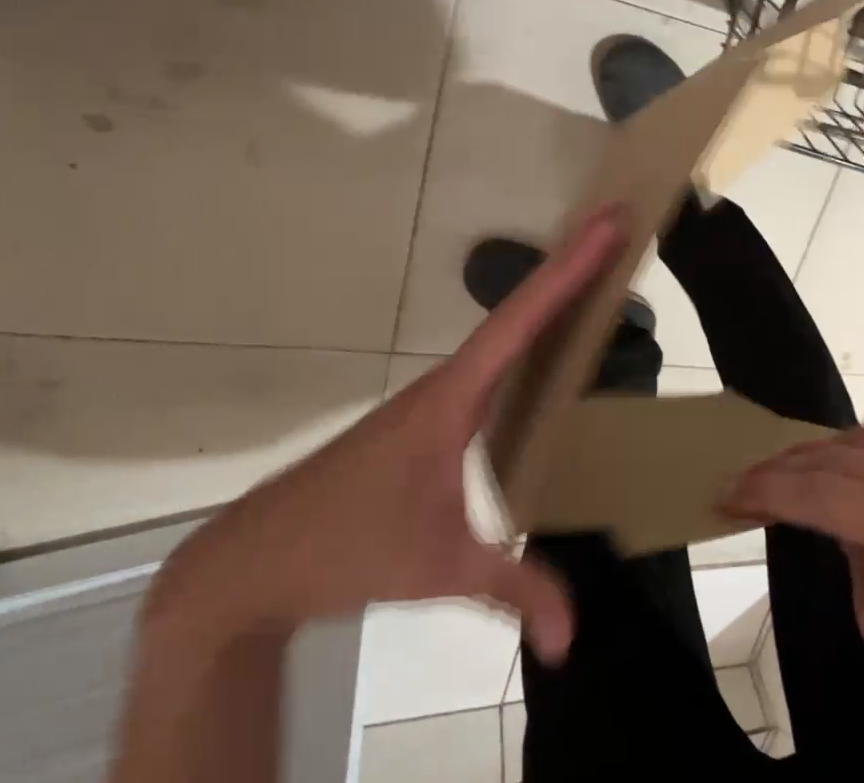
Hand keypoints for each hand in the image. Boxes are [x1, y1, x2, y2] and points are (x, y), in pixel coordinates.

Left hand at [143, 208, 625, 661]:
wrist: (245, 568)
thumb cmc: (341, 552)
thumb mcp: (438, 572)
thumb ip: (514, 592)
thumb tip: (571, 639)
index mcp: (452, 401)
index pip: (520, 322)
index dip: (566, 271)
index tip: (605, 224)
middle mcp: (445, 386)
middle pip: (518, 310)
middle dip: (570, 266)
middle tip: (618, 226)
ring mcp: (435, 401)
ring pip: (503, 334)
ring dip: (550, 297)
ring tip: (600, 271)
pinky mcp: (430, 421)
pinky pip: (494, 361)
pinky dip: (529, 336)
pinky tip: (552, 349)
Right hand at [722, 397, 863, 680]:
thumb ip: (843, 555)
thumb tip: (819, 501)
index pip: (826, 495)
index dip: (769, 491)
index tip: (728, 494)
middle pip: (837, 460)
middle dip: (781, 470)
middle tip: (744, 481)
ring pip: (862, 436)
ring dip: (818, 453)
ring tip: (790, 472)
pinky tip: (854, 455)